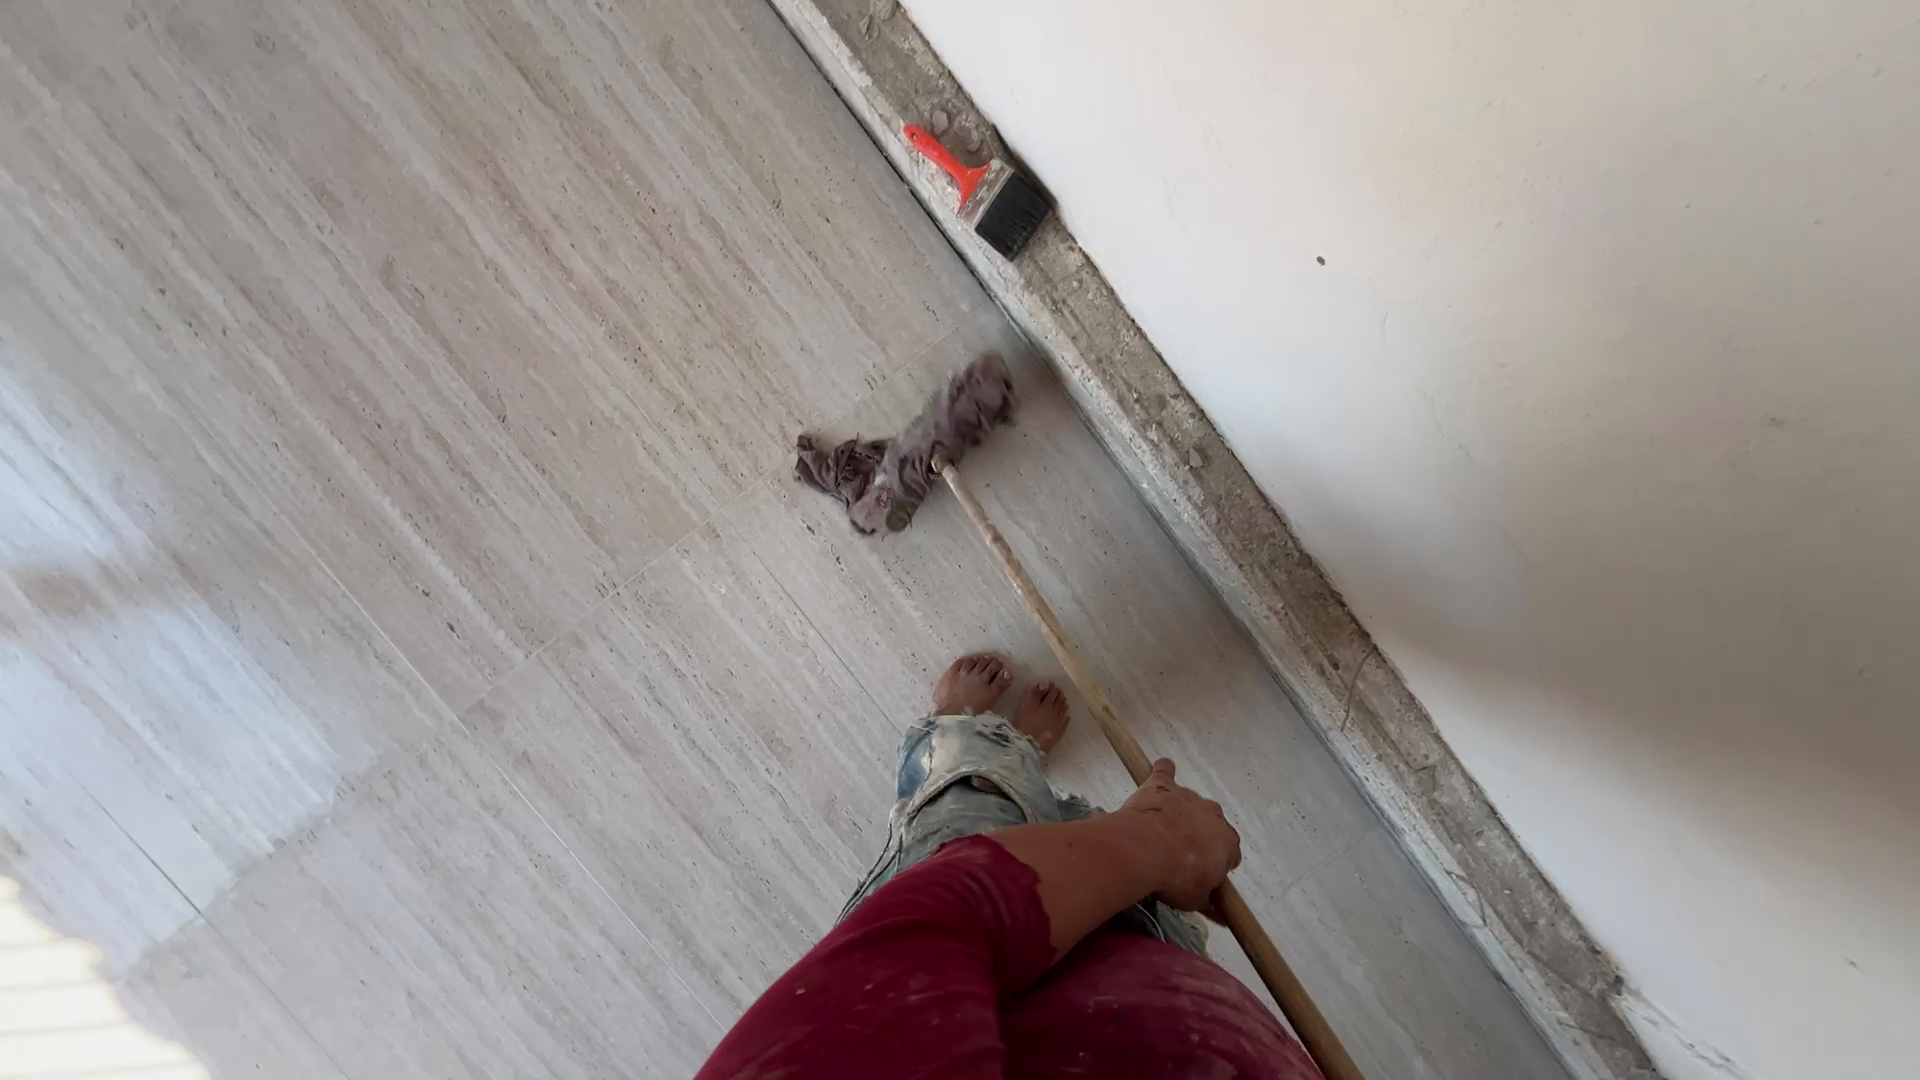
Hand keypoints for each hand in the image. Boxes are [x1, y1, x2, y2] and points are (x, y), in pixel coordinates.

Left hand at [1117, 759, 1241, 910]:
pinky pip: (1165, 771)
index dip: (1213, 862)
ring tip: (1159, 828)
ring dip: (1178, 812)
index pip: (1229, 852)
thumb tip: (1221, 916)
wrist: (1145, 849)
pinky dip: (1163, 771)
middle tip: (1177, 853)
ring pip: (1187, 802)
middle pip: (1209, 824)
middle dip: (1197, 835)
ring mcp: (1187, 796)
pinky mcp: (1163, 785)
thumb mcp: (1197, 900)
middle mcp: (1213, 814)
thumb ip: (1210, 902)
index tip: (1198, 871)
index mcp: (1228, 842)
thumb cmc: (1175, 877)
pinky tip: (1162, 768)